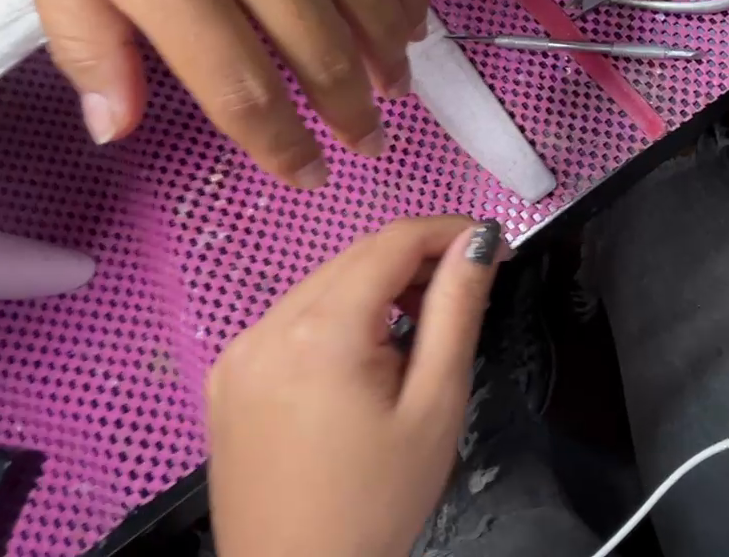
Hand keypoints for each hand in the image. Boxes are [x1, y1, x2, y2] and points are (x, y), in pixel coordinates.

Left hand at [0, 0, 429, 186]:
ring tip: (395, 88)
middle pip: (324, 59)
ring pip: (375, 13)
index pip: (239, 90)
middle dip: (352, 115)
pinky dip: (413, 2)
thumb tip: (118, 129)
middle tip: (372, 142)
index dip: (281, 146)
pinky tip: (411, 26)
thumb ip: (86, 40)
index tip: (311, 174)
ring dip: (391, 63)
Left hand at [207, 216, 506, 556]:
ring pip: (330, 280)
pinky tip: (372, 350)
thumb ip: (458, 306)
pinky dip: (346, 311)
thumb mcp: (437, 398)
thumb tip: (479, 240)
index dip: (452, 231)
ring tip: (425, 324)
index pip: (395, 241)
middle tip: (470, 288)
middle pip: (360, 255)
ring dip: (385, 282)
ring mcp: (239, 353)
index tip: (498, 250)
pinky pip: (298, 315)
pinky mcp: (230, 378)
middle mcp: (266, 328)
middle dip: (422, 257)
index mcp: (320, 331)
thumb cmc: (379, 496)